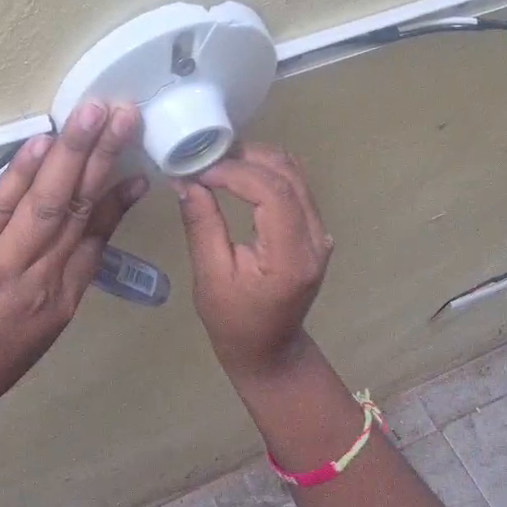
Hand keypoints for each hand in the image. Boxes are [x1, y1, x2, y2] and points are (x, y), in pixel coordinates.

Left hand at [0, 102, 147, 381]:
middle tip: (126, 115)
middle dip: (104, 158)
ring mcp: (1, 265)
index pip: (96, 240)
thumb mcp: (35, 336)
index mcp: (61, 303)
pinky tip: (42, 143)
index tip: (137, 171)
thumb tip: (77, 244)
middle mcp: (40, 280)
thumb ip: (58, 287)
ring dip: (72, 152)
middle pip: (79, 209)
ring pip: (47, 201)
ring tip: (94, 114)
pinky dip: (21, 173)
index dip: (118, 202)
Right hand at [173, 144, 333, 382]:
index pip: (273, 193)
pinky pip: (295, 185)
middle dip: (245, 157)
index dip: (236, 172)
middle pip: (288, 174)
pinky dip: (265, 171)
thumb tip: (186, 181)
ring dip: (255, 159)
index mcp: (292, 257)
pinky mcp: (315, 228)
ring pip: (295, 173)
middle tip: (204, 157)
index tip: (199, 171)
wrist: (270, 349)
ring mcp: (320, 232)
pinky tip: (236, 174)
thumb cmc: (235, 322)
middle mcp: (316, 239)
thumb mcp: (210, 278)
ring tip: (216, 161)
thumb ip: (203, 226)